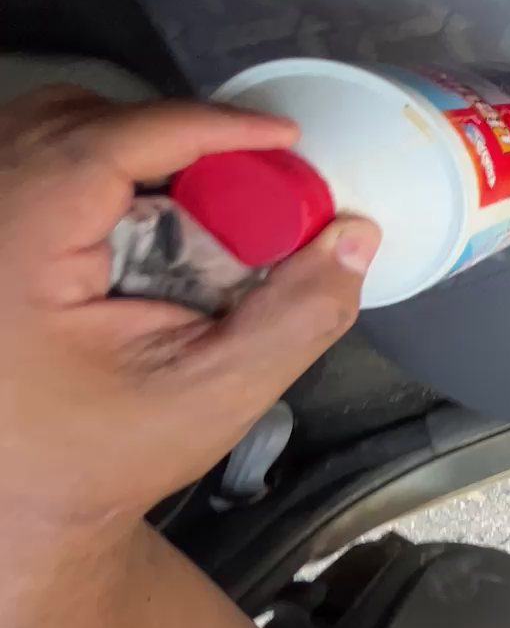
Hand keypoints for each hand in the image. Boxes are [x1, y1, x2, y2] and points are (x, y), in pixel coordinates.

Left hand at [0, 86, 381, 534]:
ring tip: (211, 198)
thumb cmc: (106, 453)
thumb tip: (356, 234)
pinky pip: (29, 164)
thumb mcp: (225, 391)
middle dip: (173, 134)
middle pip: (62, 122)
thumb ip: (302, 312)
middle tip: (255, 179)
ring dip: (138, 147)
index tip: (283, 135)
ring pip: (38, 132)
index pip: (94, 148)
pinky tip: (154, 216)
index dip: (199, 125)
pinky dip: (104, 167)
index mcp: (2, 261)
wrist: (8, 505)